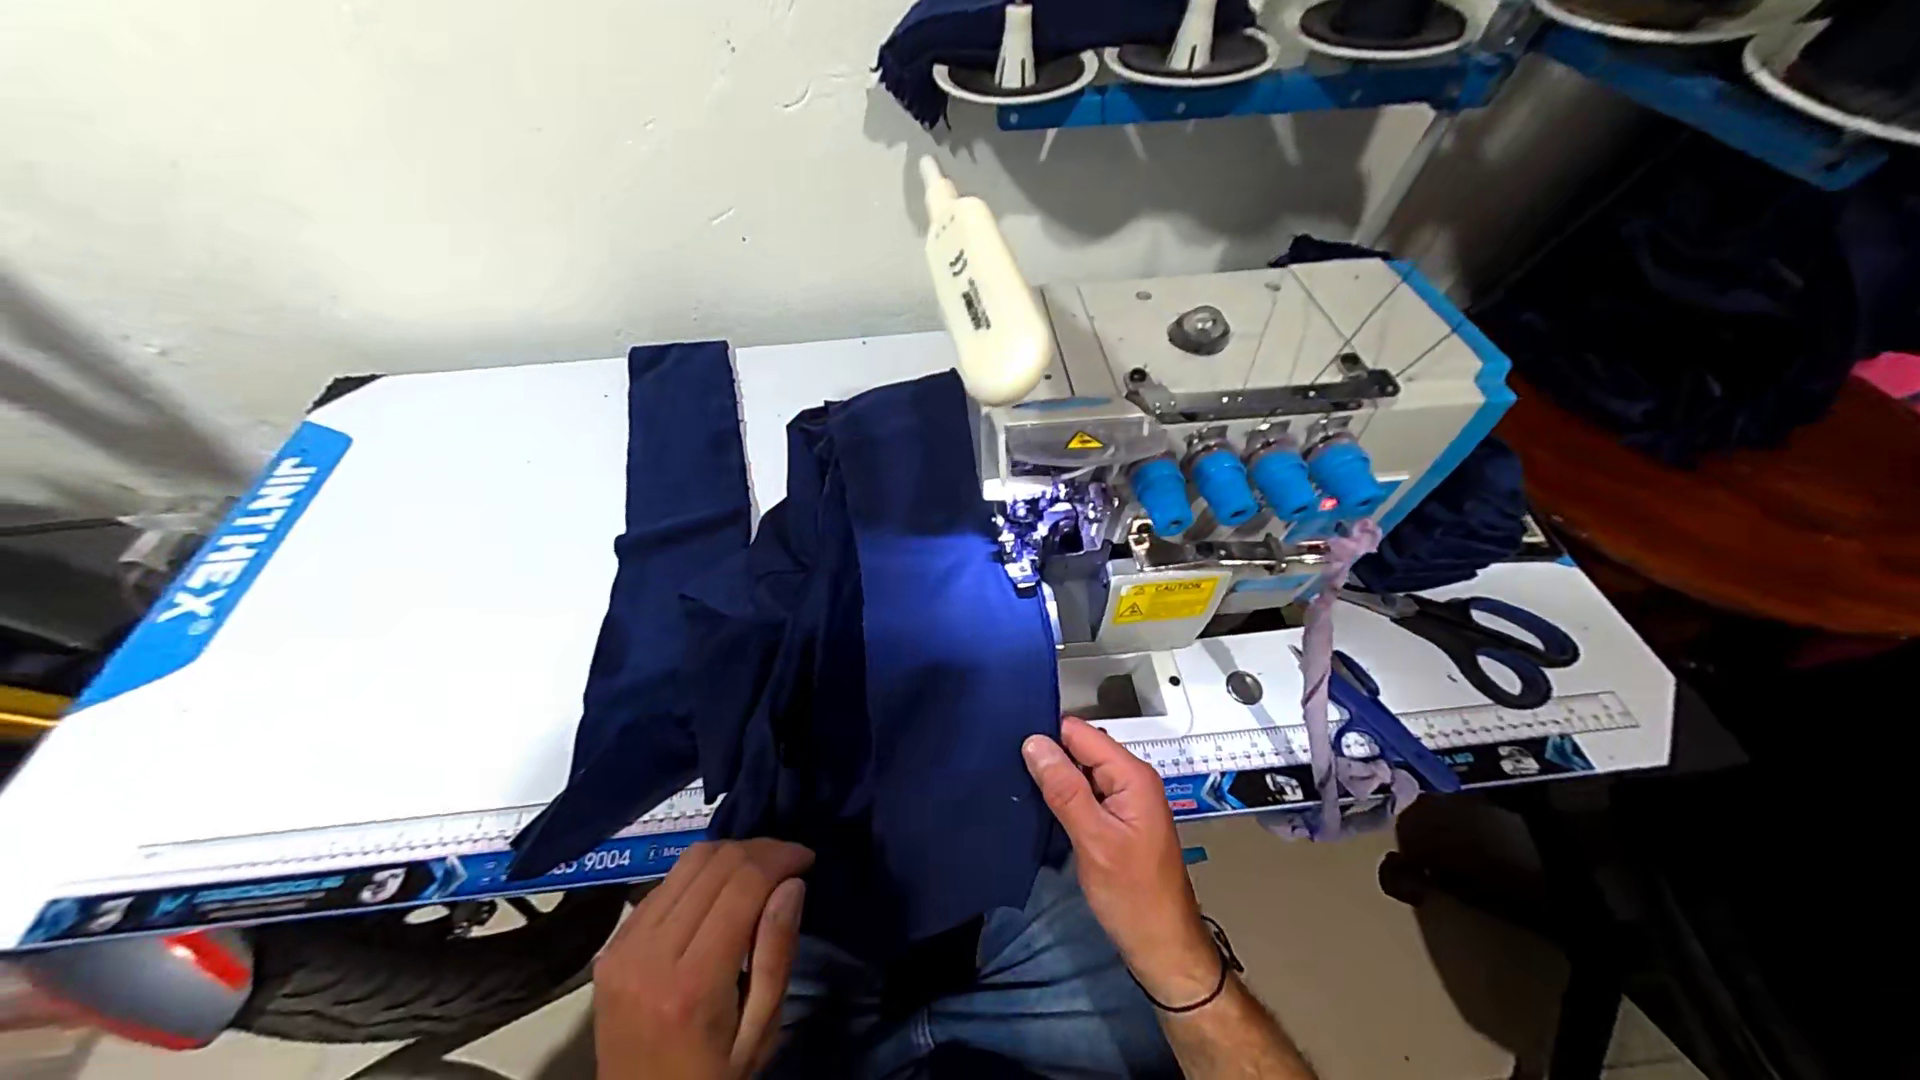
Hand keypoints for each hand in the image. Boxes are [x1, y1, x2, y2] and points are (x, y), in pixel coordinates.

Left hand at [593, 839, 813, 1079]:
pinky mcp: (612, 945)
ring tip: (760, 869)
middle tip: (789, 861)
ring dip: (732, 853)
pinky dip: (702, 874)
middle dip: (761, 850)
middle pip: (715, 863)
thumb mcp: (759, 1033)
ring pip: (689, 862)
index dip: (780, 858)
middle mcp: (651, 954)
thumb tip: (792, 883)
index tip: (807, 857)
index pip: (742, 884)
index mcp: (692, 983)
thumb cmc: (711, 1079)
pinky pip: (666, 883)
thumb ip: (776, 956)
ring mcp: (624, 946)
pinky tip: (722, 890)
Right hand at [1023, 718, 1221, 1005]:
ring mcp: (1123, 798)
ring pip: (1079, 769)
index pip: (1079, 732)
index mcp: (1131, 774)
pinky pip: (1084, 790)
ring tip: (1018, 784)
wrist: (1161, 946)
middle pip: (1079, 746)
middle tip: (1008, 768)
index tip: (1009, 744)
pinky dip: (1063, 794)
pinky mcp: (1115, 817)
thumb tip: (1034, 742)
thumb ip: (1064, 789)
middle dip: (1047, 754)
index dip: (1046, 735)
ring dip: (1053, 776)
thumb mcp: (1094, 839)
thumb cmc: (1132, 895)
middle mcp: (1130, 778)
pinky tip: (1040, 805)